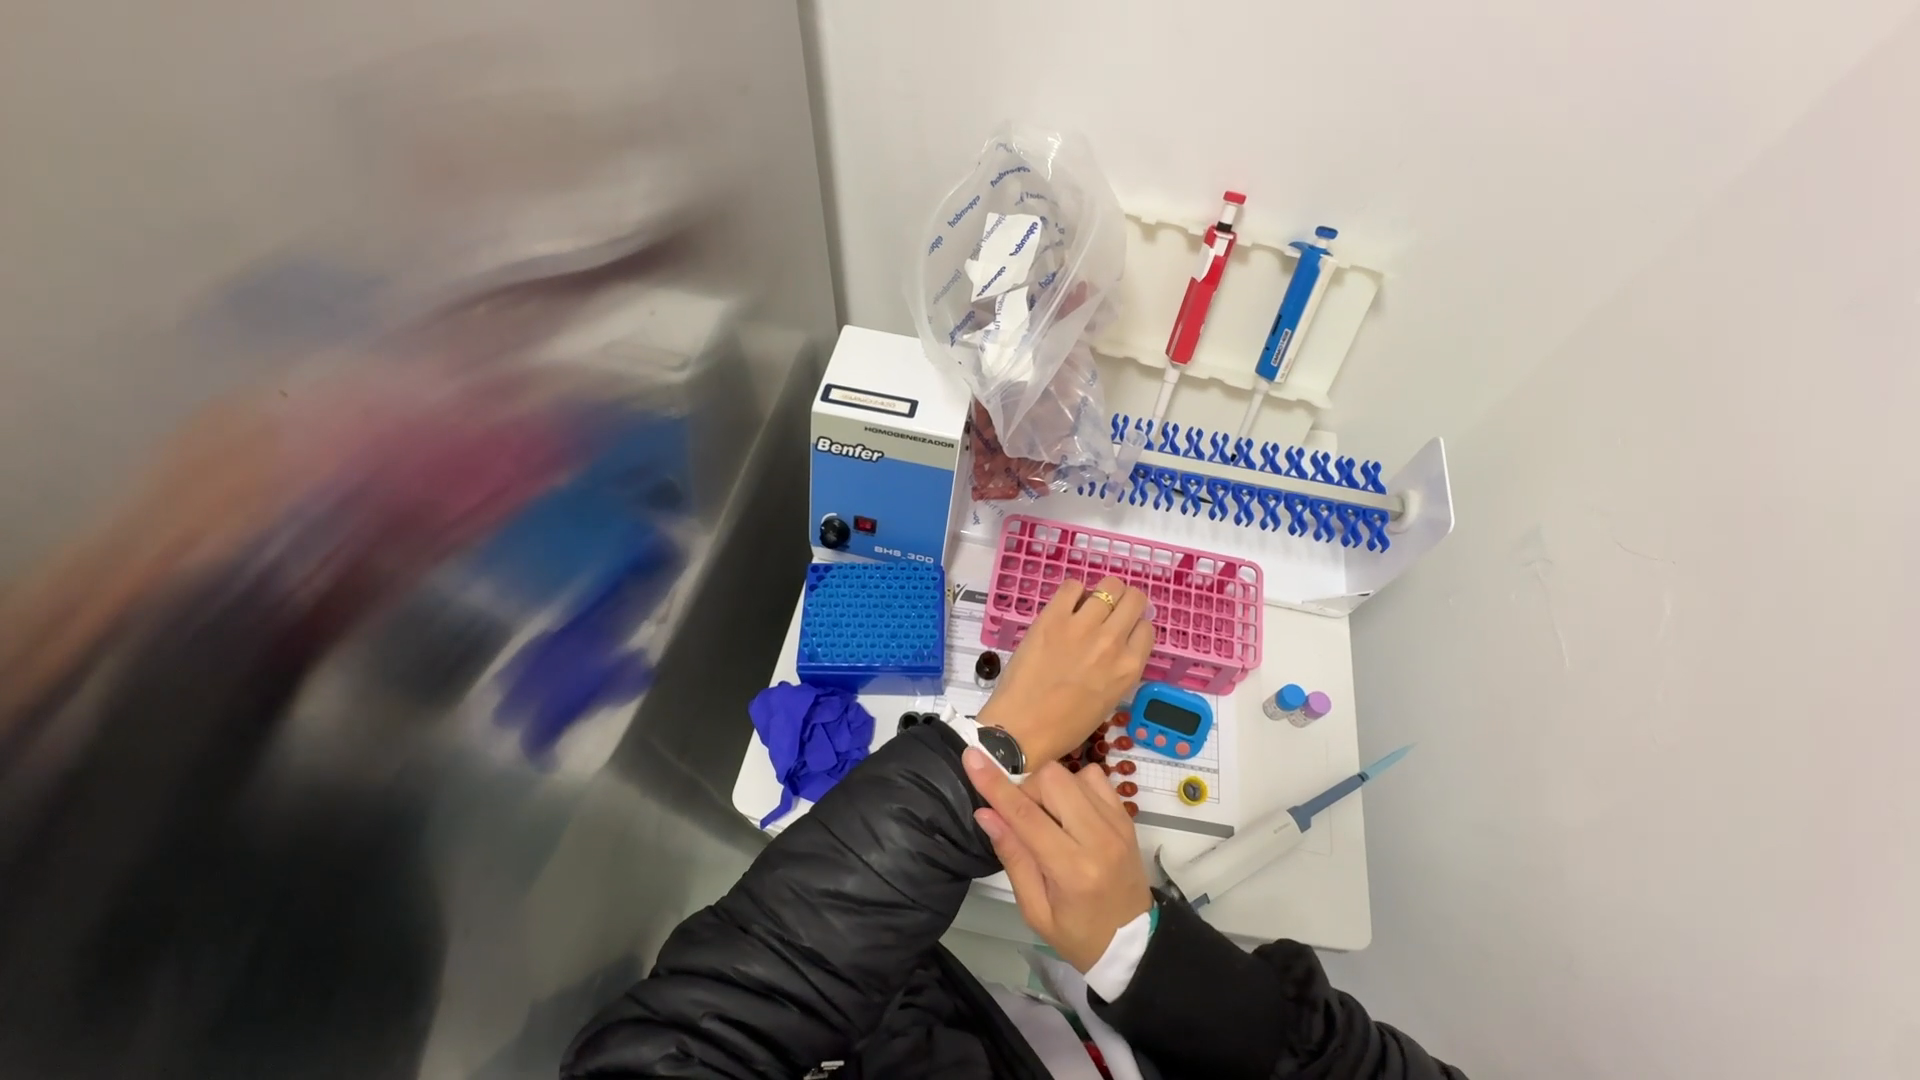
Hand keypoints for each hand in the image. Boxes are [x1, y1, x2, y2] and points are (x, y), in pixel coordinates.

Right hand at [965, 748, 1152, 972]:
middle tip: (1023, 817)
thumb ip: (1013, 857)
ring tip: (1049, 818)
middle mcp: (1099, 838)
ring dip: (1050, 788)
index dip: (995, 785)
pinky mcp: (1126, 816)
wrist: (1134, 944)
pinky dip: (1074, 785)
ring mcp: (1117, 824)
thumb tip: (985, 814)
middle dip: (1027, 789)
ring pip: (1072, 773)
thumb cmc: (1078, 934)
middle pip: (1052, 779)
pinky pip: (1094, 777)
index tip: (972, 758)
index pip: (1026, 815)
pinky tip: (1071, 811)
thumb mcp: (1035, 910)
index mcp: (1072, 870)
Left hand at [977, 575, 1153, 765]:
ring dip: (1102, 593)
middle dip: (1126, 601)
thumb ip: (1118, 669)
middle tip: (1110, 610)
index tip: (1123, 629)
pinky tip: (1067, 605)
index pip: (1146, 628)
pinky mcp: (1053, 617)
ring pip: (1109, 586)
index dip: (1135, 626)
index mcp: (1129, 667)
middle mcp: (1112, 642)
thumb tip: (1117, 646)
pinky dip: (1074, 591)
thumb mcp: (1109, 701)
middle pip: (1134, 599)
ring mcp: (1083, 626)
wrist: (1022, 727)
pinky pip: (1072, 586)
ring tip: (1088, 605)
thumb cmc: (1065, 725)